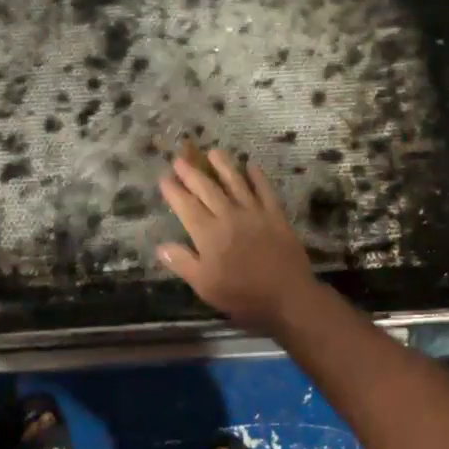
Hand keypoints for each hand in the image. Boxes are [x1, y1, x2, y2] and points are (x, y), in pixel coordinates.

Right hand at [156, 149, 319, 332]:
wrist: (288, 296)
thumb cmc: (242, 295)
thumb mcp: (205, 286)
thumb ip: (183, 263)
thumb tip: (161, 246)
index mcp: (209, 234)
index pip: (186, 207)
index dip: (174, 191)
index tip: (164, 179)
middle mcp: (229, 216)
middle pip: (207, 189)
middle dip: (192, 173)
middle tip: (180, 159)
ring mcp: (254, 213)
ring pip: (236, 183)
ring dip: (223, 166)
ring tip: (213, 152)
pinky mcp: (276, 215)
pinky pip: (265, 190)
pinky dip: (258, 177)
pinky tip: (252, 166)